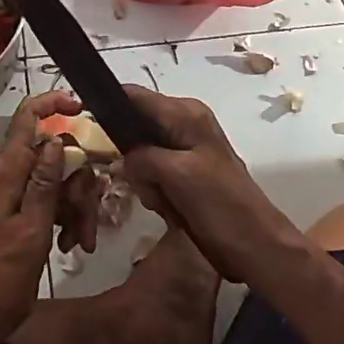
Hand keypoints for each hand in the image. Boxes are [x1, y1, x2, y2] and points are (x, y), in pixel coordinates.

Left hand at [0, 91, 72, 340]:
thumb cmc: (4, 270)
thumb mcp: (30, 226)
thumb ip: (44, 182)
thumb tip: (56, 140)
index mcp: (10, 169)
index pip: (28, 117)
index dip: (53, 103)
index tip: (81, 108)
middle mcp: (16, 173)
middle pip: (59, 152)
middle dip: (80, 179)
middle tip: (84, 212)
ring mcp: (25, 192)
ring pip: (65, 178)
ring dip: (80, 206)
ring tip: (80, 239)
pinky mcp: (32, 212)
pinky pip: (61, 200)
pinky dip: (72, 218)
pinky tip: (75, 244)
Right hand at [119, 85, 284, 282]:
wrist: (257, 247)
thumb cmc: (221, 205)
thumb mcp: (177, 174)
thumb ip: (142, 157)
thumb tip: (123, 160)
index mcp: (185, 114)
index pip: (135, 96)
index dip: (110, 105)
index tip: (86, 124)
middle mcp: (185, 123)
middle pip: (135, 127)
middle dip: (133, 157)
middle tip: (144, 182)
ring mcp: (186, 149)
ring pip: (141, 155)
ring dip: (145, 180)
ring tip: (162, 200)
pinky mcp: (187, 173)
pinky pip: (154, 174)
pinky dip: (154, 190)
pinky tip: (168, 207)